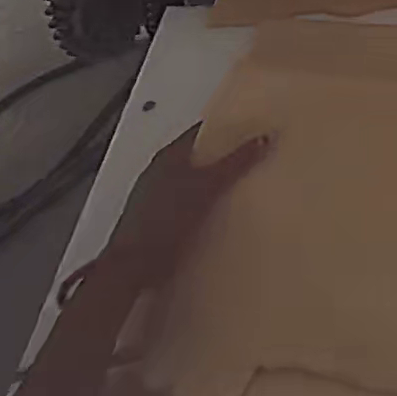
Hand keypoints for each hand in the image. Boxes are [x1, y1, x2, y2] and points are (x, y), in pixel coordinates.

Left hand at [104, 128, 271, 284]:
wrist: (130, 269)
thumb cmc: (169, 218)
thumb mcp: (210, 186)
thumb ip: (238, 161)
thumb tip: (266, 136)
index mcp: (170, 154)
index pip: (203, 130)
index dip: (227, 126)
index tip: (253, 127)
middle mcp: (158, 169)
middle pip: (197, 153)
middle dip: (222, 153)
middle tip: (253, 153)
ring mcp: (152, 195)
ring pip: (189, 177)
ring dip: (211, 177)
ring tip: (241, 180)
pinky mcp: (151, 219)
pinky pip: (184, 198)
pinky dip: (201, 198)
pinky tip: (217, 208)